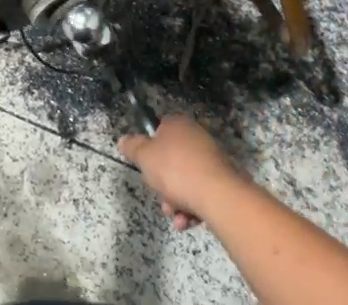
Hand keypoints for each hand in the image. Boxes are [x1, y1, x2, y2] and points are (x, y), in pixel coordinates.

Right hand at [119, 116, 243, 231]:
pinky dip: (193, 206)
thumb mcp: (143, 157)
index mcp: (177, 125)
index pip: (159, 130)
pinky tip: (187, 221)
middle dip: (163, 183)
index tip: (146, 167)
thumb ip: (131, 147)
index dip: (150, 148)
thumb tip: (123, 140)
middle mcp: (196, 137)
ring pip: (186, 179)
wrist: (218, 196)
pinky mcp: (224, 180)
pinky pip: (202, 191)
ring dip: (176, 200)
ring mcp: (212, 159)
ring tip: (176, 217)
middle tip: (160, 198)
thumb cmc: (175, 170)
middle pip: (172, 160)